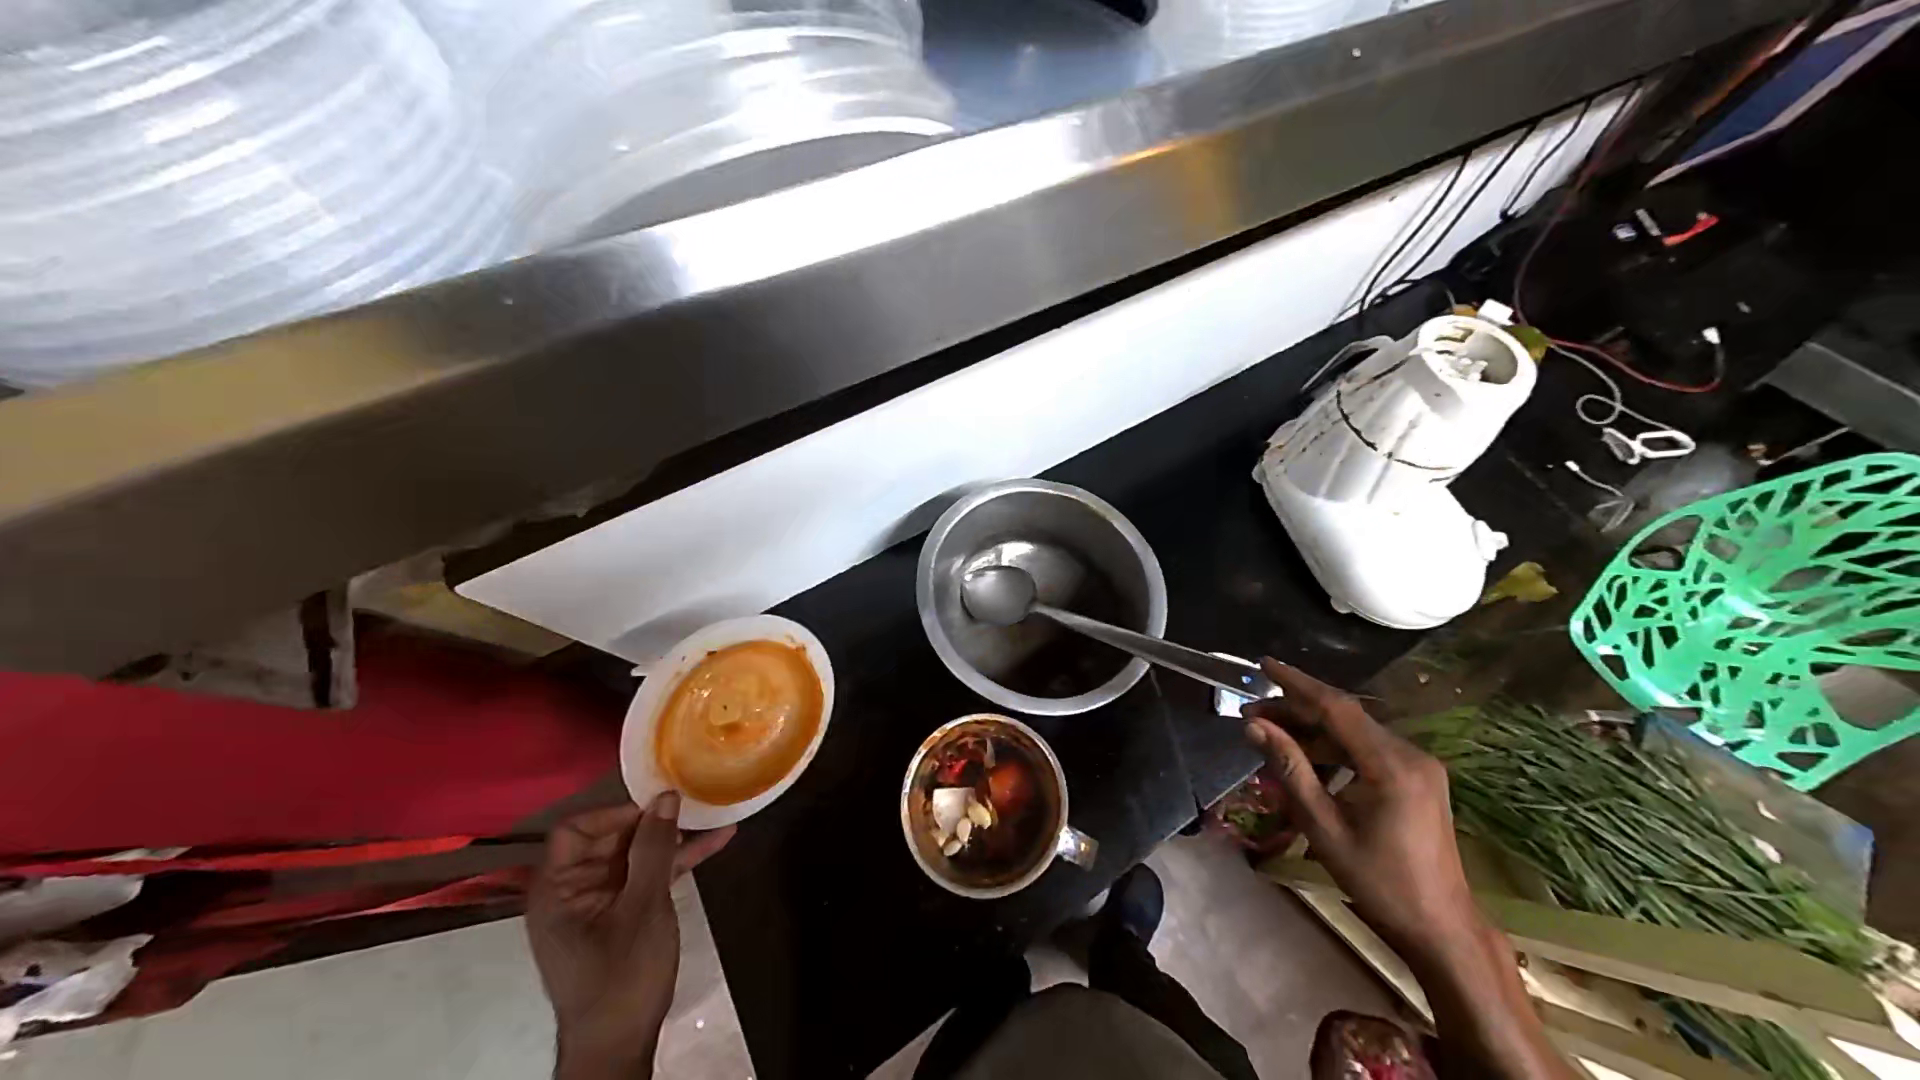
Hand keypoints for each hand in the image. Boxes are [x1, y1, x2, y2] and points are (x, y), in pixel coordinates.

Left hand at [526, 794, 734, 1079]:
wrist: (621, 1045)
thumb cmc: (622, 975)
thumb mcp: (642, 907)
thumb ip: (653, 850)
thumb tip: (665, 798)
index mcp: (558, 888)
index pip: (575, 830)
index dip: (614, 814)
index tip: (656, 808)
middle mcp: (573, 889)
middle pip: (610, 838)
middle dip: (653, 822)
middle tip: (694, 807)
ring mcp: (600, 902)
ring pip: (637, 854)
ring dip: (674, 840)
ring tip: (713, 817)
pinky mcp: (625, 913)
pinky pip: (650, 876)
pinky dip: (678, 862)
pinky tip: (717, 843)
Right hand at [1242, 661, 1581, 1079]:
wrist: (1440, 925)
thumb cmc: (1377, 880)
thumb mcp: (1322, 825)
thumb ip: (1289, 768)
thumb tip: (1254, 726)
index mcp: (1391, 765)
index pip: (1337, 708)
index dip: (1297, 683)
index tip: (1264, 664)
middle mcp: (1410, 755)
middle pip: (1344, 716)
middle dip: (1296, 709)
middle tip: (1252, 713)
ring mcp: (1418, 765)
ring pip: (1354, 732)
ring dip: (1312, 729)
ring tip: (1268, 733)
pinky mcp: (1417, 778)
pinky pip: (1366, 749)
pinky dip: (1332, 748)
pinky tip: (1303, 755)